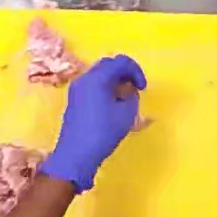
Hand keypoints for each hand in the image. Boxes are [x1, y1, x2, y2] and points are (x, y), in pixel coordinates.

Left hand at [40, 55, 145, 190]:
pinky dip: (104, 89)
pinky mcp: (74, 100)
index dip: (136, 71)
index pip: (120, 61)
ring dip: (114, 81)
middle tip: (134, 89)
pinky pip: (92, 86)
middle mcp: (85, 78)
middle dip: (124, 73)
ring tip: (123, 99)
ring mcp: (77, 89)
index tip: (142, 88)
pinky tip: (111, 106)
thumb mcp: (126, 115)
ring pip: (99, 75)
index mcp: (98, 78)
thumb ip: (131, 97)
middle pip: (108, 65)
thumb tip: (128, 92)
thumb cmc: (103, 133)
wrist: (76, 155)